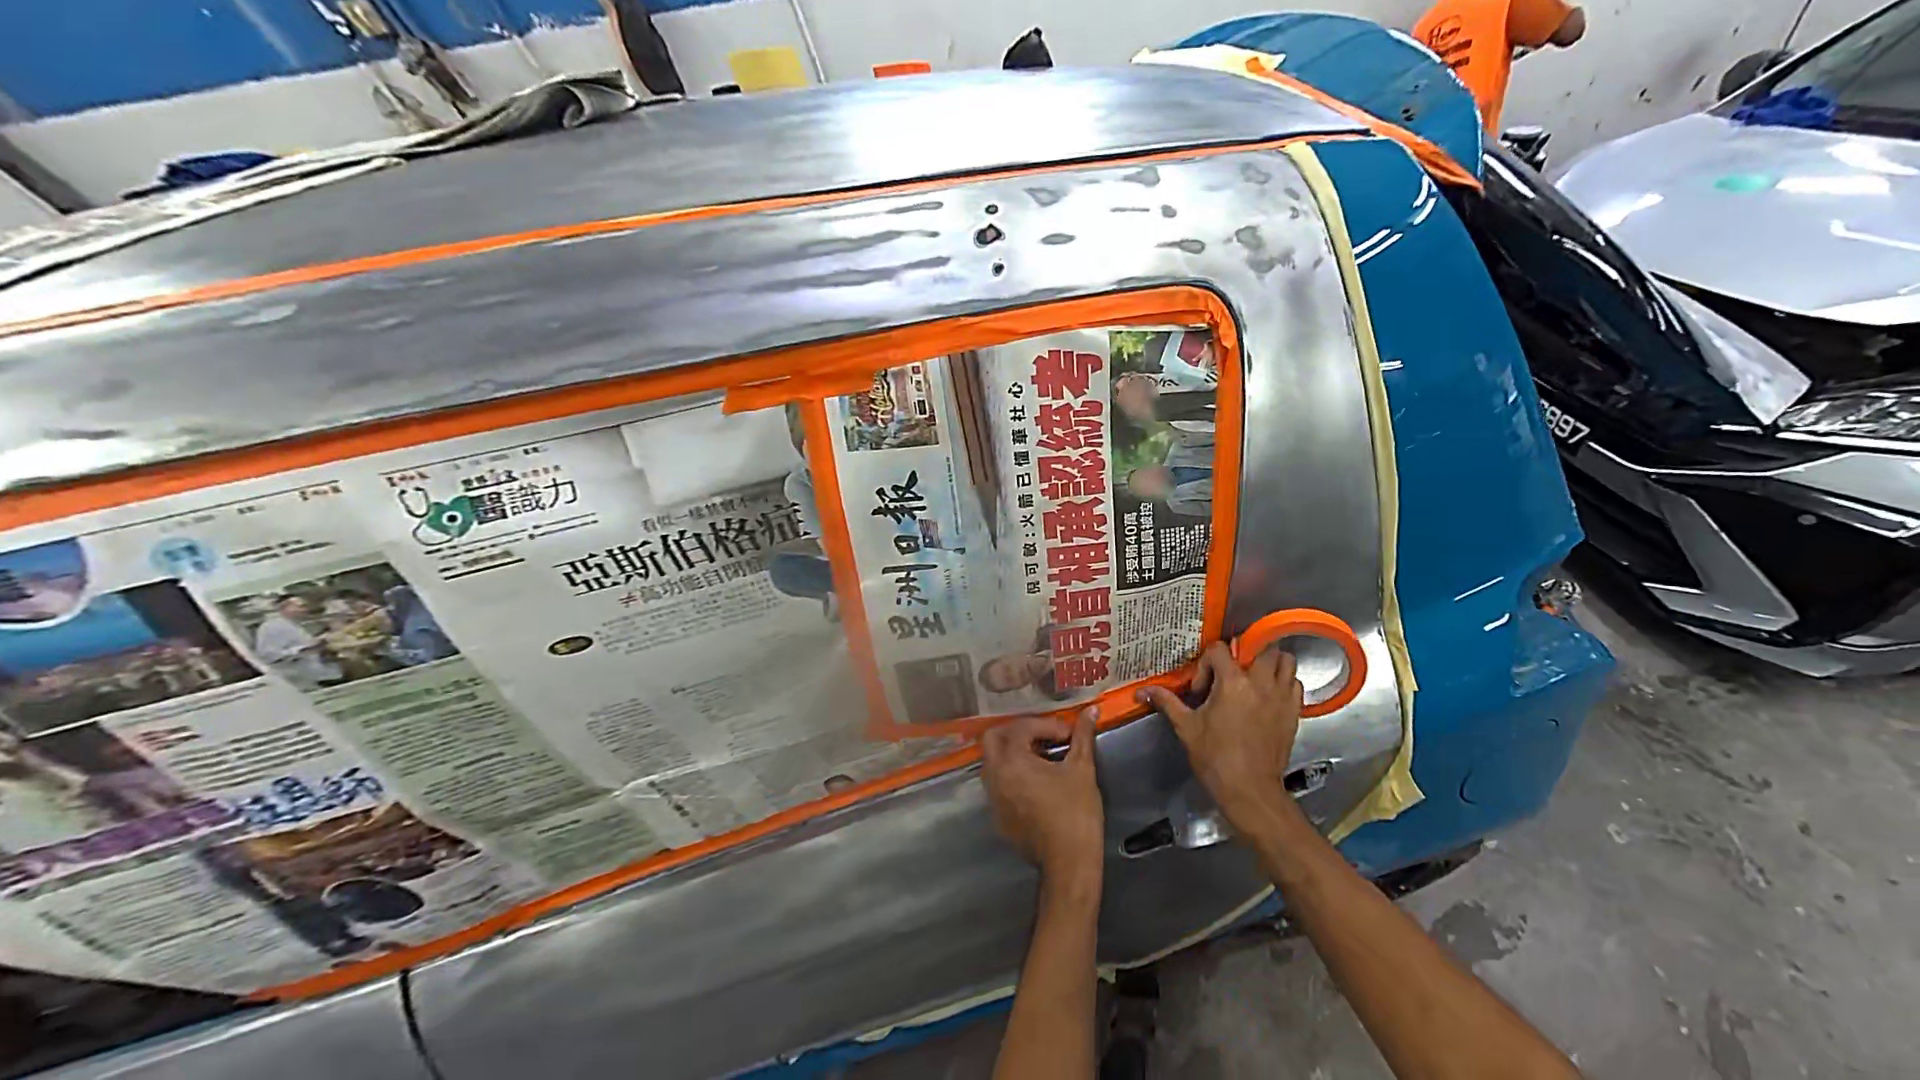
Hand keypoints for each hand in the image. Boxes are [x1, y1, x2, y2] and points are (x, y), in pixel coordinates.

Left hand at [981, 711, 1103, 886]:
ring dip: (1013, 753)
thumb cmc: (1076, 812)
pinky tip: (1036, 783)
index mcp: (1012, 762)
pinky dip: (1011, 776)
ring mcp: (993, 799)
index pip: (1021, 728)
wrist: (1069, 862)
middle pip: (994, 739)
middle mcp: (994, 777)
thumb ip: (1083, 736)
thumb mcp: (1082, 769)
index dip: (1046, 725)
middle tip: (1044, 737)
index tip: (1068, 734)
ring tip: (1042, 757)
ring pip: (992, 762)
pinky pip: (997, 786)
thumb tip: (1091, 711)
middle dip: (1018, 732)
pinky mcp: (997, 817)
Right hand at [1140, 643, 1302, 832]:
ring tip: (1254, 679)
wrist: (1249, 789)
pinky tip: (1269, 697)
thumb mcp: (1186, 727)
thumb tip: (1142, 691)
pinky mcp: (1294, 712)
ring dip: (1270, 664)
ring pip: (1286, 661)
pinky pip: (1295, 684)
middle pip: (1261, 648)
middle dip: (1244, 656)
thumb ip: (1167, 702)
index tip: (1202, 689)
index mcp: (1232, 682)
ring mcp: (1281, 697)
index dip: (1206, 665)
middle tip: (1231, 674)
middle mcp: (1261, 683)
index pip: (1219, 650)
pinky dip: (1284, 683)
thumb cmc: (1215, 757)